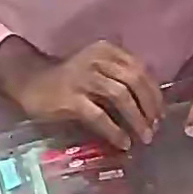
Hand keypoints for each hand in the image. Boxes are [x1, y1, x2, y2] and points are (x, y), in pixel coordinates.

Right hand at [0, 38, 162, 149]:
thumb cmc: (68, 82)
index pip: (140, 69)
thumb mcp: (97, 71)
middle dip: (149, 107)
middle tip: (155, 128)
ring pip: (120, 97)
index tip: (160, 114)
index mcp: (107, 51)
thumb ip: (119, 80)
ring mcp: (83, 78)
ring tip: (144, 138)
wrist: (32, 84)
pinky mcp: (72, 99)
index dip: (154, 93)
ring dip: (137, 120)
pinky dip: (115, 131)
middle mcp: (97, 59)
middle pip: (134, 81)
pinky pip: (100, 116)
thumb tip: (148, 105)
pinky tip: (123, 143)